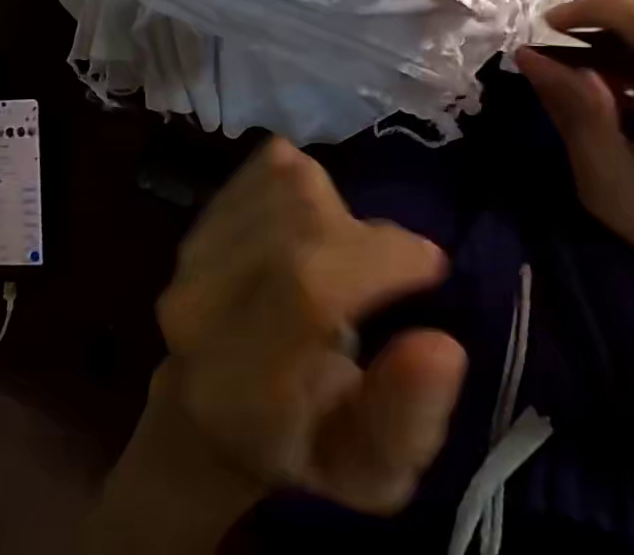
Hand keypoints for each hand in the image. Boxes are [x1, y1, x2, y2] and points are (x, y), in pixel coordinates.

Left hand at [145, 138, 466, 514]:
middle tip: (378, 271)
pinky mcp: (194, 224)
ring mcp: (191, 258)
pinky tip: (303, 229)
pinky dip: (304, 185)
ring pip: (287, 180)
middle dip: (363, 233)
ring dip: (332, 208)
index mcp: (245, 380)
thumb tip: (442, 346)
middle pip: (300, 214)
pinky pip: (266, 166)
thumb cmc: (303, 444)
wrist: (209, 414)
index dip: (382, 256)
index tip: (427, 267)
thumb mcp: (372, 466)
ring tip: (336, 255)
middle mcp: (202, 308)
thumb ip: (408, 415)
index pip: (308, 284)